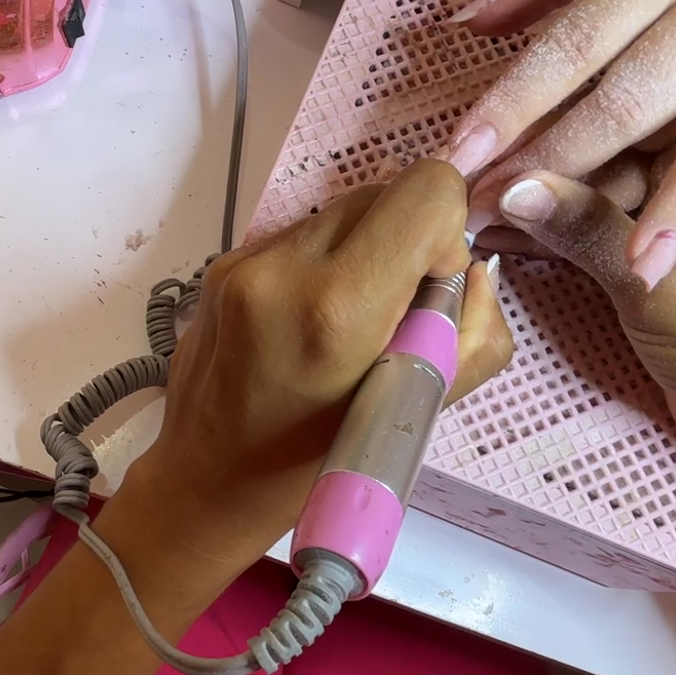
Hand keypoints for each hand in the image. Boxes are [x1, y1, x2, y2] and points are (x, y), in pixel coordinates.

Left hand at [117, 161, 512, 580]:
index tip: (427, 294)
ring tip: (344, 323)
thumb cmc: (312, 471)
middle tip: (391, 314)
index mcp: (334, 309)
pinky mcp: (220, 265)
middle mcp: (280, 267)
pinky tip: (305, 322)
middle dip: (407, 244)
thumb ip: (471, 335)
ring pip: (342, 210)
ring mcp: (241, 261)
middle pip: (386, 192)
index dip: (446, 235)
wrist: (204, 483)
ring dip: (365, 252)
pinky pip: (301, 234)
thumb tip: (470, 270)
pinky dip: (323, 264)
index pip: (427, 191)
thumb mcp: (416, 415)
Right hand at [487, 137, 675, 451]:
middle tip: (467, 186)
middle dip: (536, 172)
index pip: (635, 110)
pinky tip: (500, 239)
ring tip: (471, 215)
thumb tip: (507, 186)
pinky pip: (596, 226)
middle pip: (607, 146)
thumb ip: (584, 228)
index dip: (554, 130)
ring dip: (536, 208)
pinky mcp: (655, 242)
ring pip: (593, 188)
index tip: (486, 150)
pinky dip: (552, 236)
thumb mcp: (656, 284)